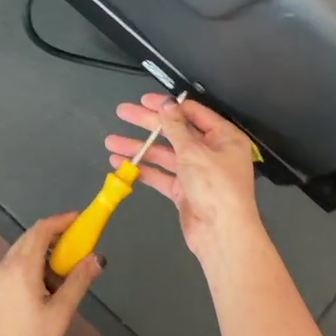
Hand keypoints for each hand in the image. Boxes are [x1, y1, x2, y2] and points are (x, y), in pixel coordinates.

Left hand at [0, 212, 102, 335]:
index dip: (62, 221)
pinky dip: (36, 262)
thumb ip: (79, 281)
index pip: (41, 230)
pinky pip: (18, 264)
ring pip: (23, 250)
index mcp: (21, 267)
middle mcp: (6, 265)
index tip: (82, 220)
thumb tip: (96, 257)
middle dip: (56, 234)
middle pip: (31, 236)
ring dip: (46, 249)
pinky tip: (51, 280)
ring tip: (70, 263)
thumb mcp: (61, 313)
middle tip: (81, 241)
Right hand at [106, 94, 263, 254]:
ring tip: (111, 142)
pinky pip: (160, 174)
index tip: (143, 100)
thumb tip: (166, 104)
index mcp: (223, 137)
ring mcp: (196, 172)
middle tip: (122, 113)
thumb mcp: (194, 152)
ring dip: (139, 147)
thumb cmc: (215, 188)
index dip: (167, 106)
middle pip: (174, 132)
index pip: (192, 113)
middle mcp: (210, 152)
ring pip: (164, 154)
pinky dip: (142, 169)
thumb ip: (176, 127)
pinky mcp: (184, 190)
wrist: (221, 235)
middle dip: (146, 124)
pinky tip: (121, 164)